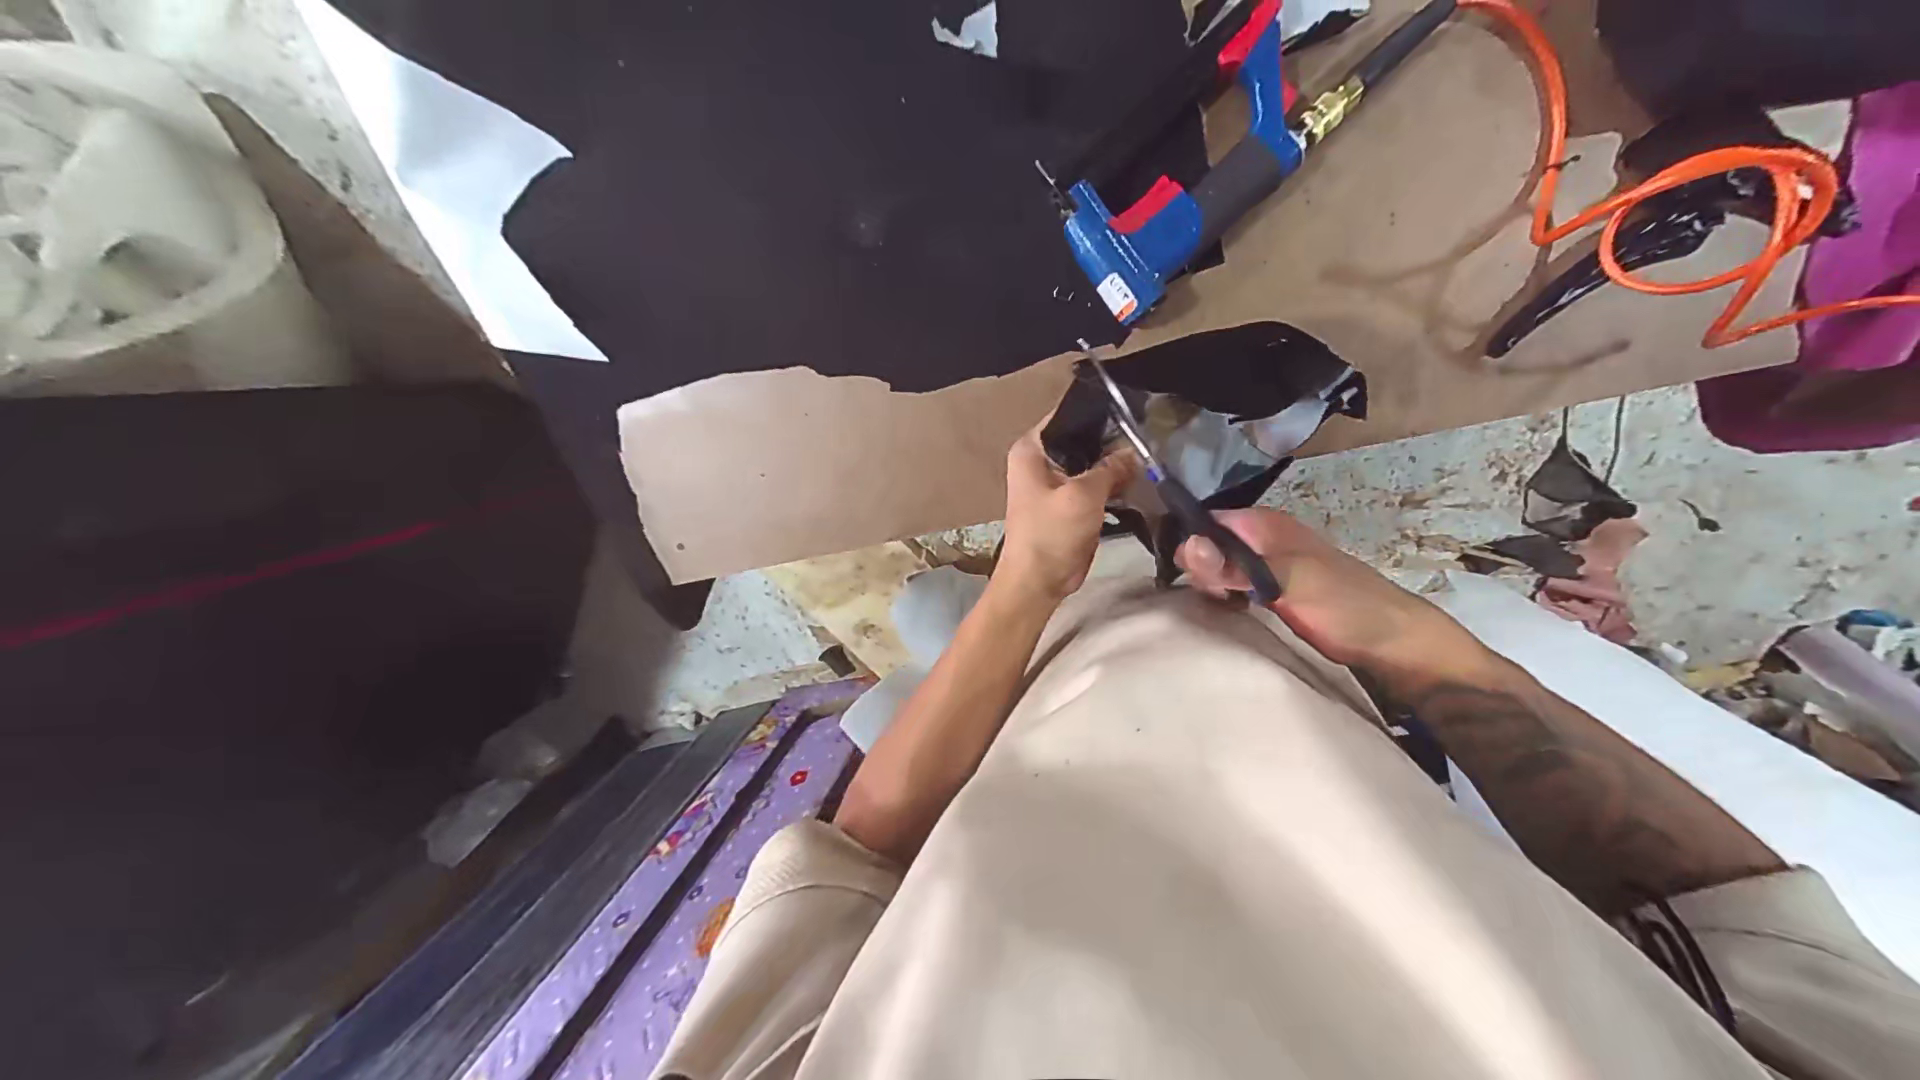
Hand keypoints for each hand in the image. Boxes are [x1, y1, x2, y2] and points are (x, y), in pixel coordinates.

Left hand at [996, 421, 1135, 602]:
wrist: (1038, 582)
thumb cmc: (1051, 533)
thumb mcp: (1084, 495)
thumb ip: (1111, 467)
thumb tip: (1134, 451)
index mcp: (1032, 448)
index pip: (1068, 415)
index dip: (1099, 410)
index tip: (1133, 407)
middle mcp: (1040, 460)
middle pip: (1083, 438)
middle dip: (1112, 439)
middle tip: (1149, 433)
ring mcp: (1055, 482)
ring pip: (1092, 462)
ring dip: (1115, 465)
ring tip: (1149, 455)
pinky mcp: (1069, 503)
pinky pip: (1095, 484)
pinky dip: (1112, 484)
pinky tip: (1138, 480)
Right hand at [1177, 508, 1491, 690]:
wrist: (1394, 642)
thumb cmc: (1345, 603)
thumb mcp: (1289, 580)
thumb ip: (1237, 566)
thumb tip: (1187, 547)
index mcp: (1263, 525)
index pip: (1207, 521)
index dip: (1192, 544)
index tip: (1190, 576)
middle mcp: (1260, 539)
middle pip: (1208, 546)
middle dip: (1202, 570)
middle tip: (1218, 597)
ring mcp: (1266, 566)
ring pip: (1218, 568)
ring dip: (1212, 587)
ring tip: (1224, 608)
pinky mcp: (1270, 591)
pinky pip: (1232, 587)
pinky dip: (1225, 599)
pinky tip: (1230, 613)